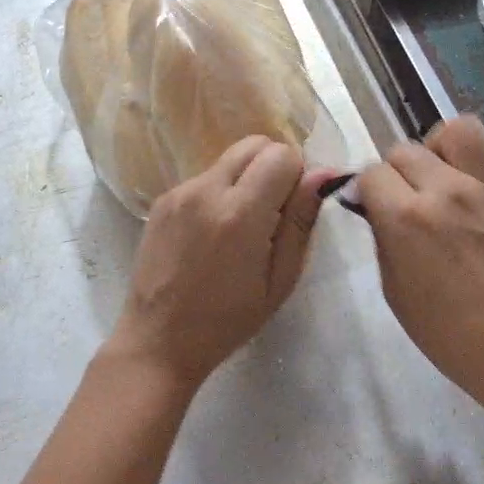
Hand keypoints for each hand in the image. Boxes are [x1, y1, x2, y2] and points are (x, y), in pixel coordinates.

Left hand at [108, 136, 327, 389]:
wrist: (159, 340)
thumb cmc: (228, 320)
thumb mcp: (279, 280)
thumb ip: (300, 222)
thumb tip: (324, 174)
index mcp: (240, 213)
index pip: (282, 154)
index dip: (296, 176)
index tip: (292, 210)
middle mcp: (206, 190)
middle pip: (254, 144)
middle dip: (273, 166)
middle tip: (272, 212)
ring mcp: (179, 192)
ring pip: (228, 159)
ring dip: (244, 179)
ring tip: (240, 228)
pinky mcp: (162, 200)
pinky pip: (204, 178)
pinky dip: (219, 192)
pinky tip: (213, 234)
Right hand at [357, 116, 483, 445]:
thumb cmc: (448, 334)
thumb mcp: (394, 289)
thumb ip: (385, 238)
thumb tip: (380, 209)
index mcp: (405, 215)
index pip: (372, 172)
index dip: (369, 191)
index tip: (375, 211)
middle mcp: (447, 190)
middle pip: (406, 149)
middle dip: (398, 173)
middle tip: (409, 202)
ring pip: (461, 129)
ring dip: (446, 149)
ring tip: (448, 177)